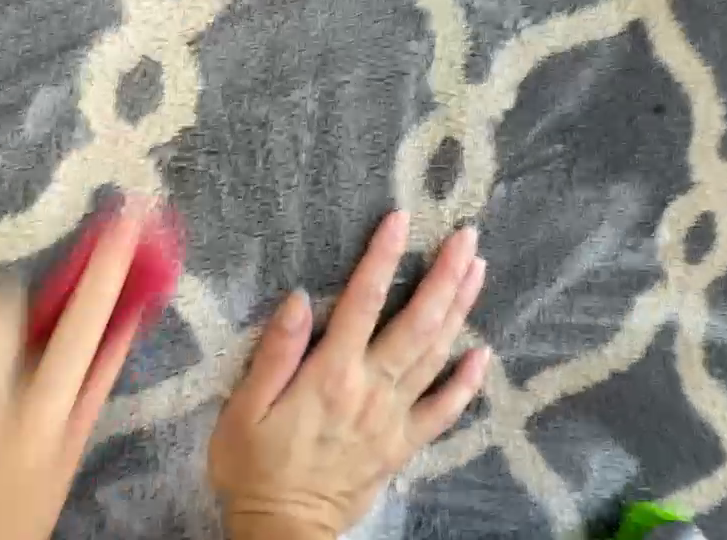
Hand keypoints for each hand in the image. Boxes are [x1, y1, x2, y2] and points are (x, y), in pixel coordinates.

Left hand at [0, 209, 148, 539]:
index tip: (123, 218)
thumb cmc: (16, 512)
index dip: (107, 268)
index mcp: (41, 418)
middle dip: (5, 309)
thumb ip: (93, 385)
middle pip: (1, 304)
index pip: (84, 325)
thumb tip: (124, 318)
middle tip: (2, 339)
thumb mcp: (66, 458)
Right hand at [209, 210, 489, 538]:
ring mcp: (394, 419)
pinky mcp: (403, 446)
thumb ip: (274, 353)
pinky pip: (443, 411)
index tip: (401, 218)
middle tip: (467, 236)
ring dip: (459, 310)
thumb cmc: (254, 465)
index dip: (382, 257)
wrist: (282, 535)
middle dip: (443, 275)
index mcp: (331, 374)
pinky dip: (466, 383)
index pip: (363, 301)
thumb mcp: (244, 409)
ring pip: (436, 356)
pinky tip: (483, 354)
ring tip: (478, 270)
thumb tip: (299, 298)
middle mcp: (371, 390)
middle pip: (416, 323)